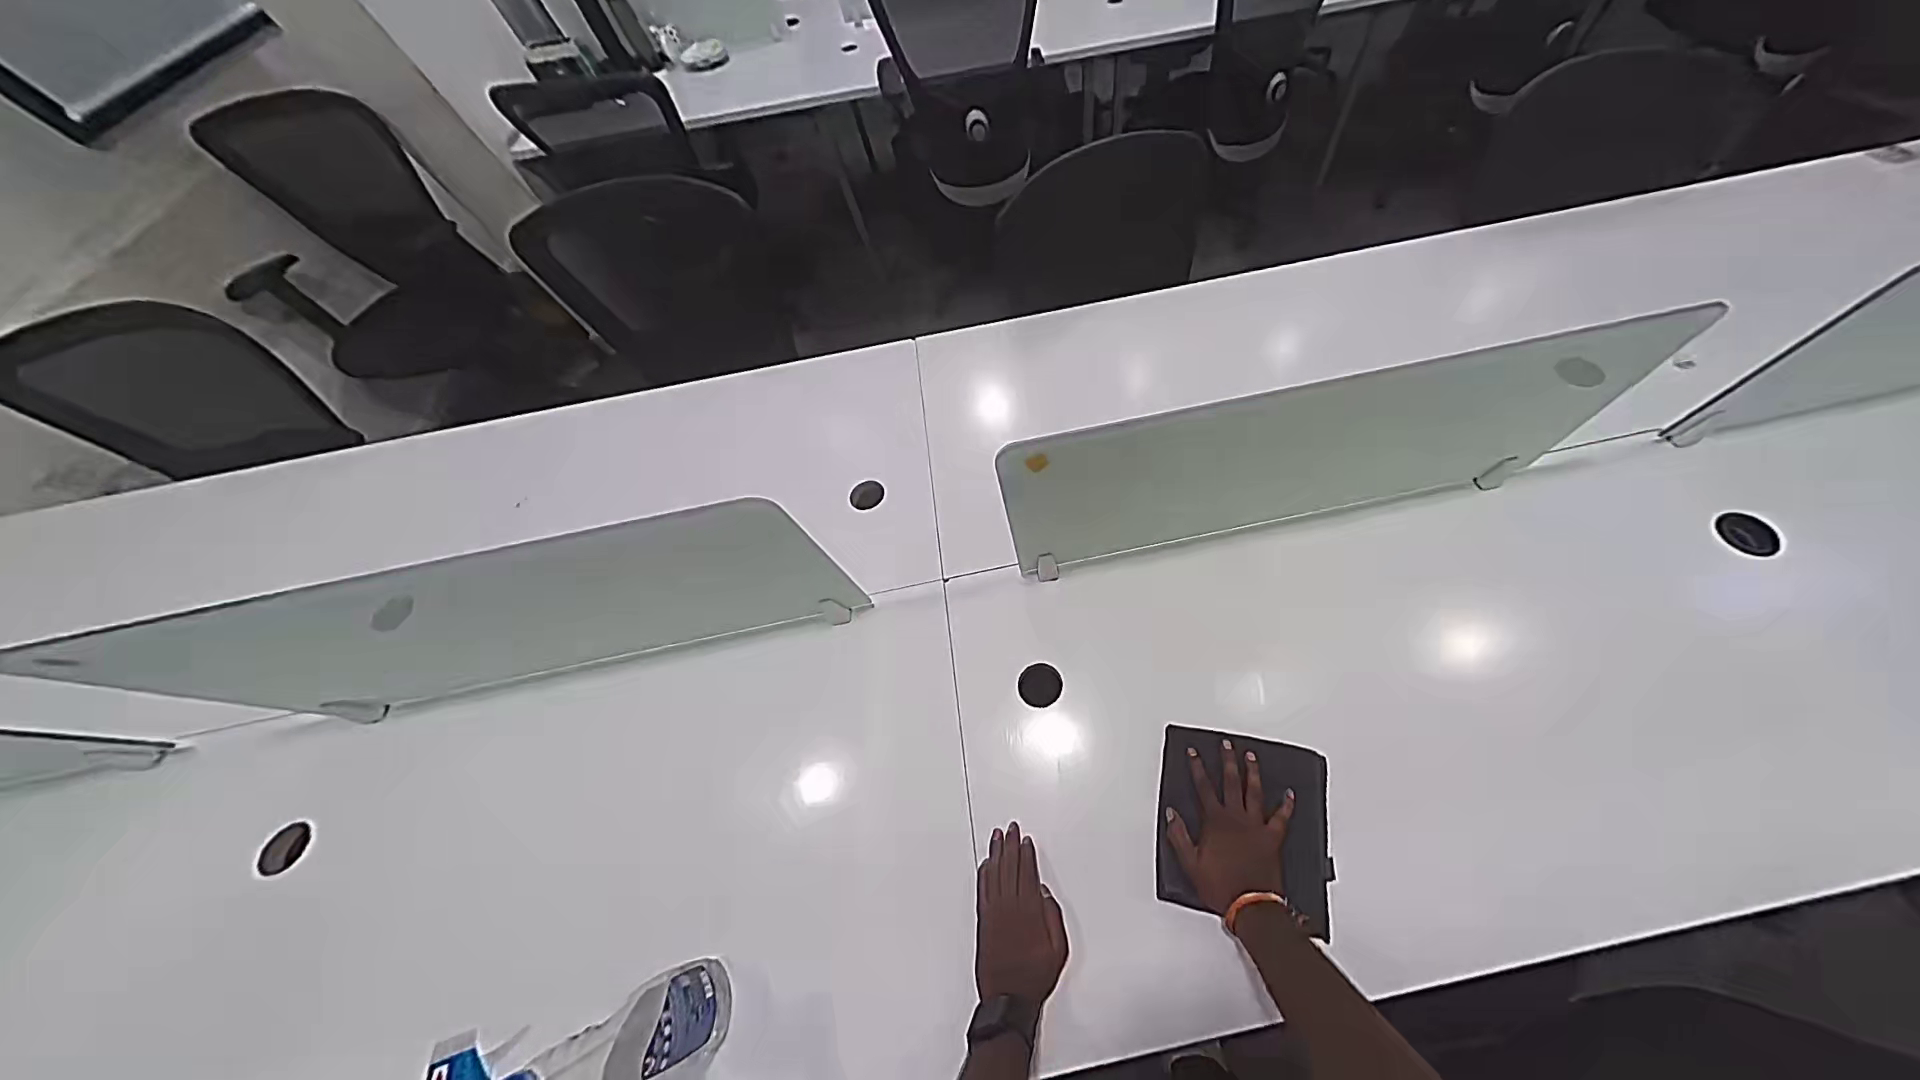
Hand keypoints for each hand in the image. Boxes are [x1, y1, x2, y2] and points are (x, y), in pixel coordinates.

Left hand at [975, 821, 1068, 1006]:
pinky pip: (982, 889)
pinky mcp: (983, 920)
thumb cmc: (1034, 975)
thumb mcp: (1058, 948)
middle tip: (1011, 828)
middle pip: (1009, 866)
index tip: (1026, 839)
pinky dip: (984, 873)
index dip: (1026, 853)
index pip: (1026, 872)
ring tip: (997, 836)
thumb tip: (1042, 892)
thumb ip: (1051, 915)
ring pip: (994, 873)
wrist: (1008, 998)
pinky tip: (985, 863)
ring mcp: (994, 912)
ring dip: (996, 852)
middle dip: (1011, 845)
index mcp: (1029, 911)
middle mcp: (1009, 907)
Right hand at [1165, 738, 1295, 914]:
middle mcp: (1236, 819)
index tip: (1194, 753)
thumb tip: (1171, 814)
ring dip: (1252, 772)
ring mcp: (1256, 826)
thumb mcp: (1190, 862)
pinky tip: (1289, 794)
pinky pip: (1282, 817)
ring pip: (1255, 791)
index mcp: (1215, 822)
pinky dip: (1286, 804)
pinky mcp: (1273, 838)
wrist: (1252, 905)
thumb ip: (1179, 835)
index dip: (1197, 767)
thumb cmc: (1221, 886)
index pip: (1203, 786)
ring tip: (1250, 757)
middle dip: (1227, 760)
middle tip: (1226, 744)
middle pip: (1230, 781)